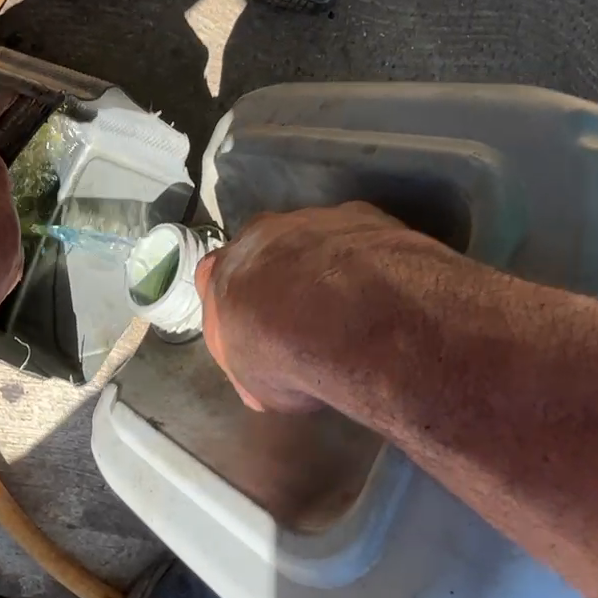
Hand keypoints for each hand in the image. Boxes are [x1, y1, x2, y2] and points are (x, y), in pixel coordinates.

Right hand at [196, 203, 427, 413]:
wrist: (349, 319)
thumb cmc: (283, 355)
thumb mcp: (253, 383)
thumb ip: (251, 365)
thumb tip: (265, 373)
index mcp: (219, 273)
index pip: (215, 280)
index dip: (238, 303)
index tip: (257, 326)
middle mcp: (257, 235)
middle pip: (264, 254)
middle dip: (282, 279)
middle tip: (307, 317)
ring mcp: (308, 219)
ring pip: (313, 241)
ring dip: (325, 268)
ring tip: (352, 307)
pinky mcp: (360, 214)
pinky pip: (359, 238)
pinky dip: (367, 260)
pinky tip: (382, 290)